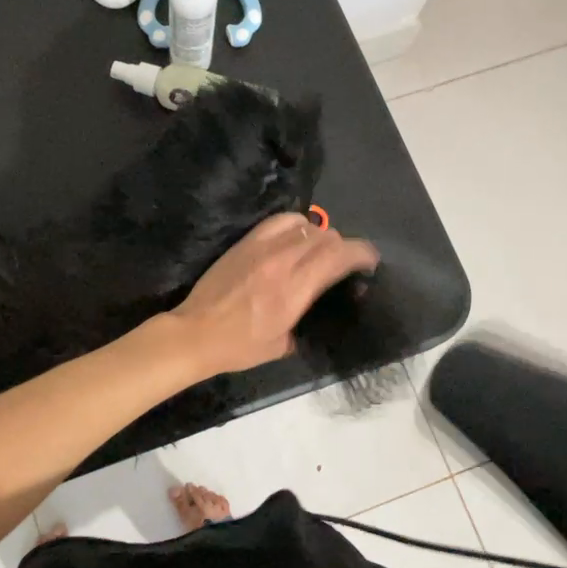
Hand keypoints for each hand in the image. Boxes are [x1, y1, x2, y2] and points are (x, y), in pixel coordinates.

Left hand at [168, 212, 379, 376]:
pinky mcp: (245, 242)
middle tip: (343, 264)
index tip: (370, 262)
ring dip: (320, 236)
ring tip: (318, 251)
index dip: (363, 254)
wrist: (195, 334)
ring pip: (306, 225)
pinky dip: (296, 224)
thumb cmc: (239, 347)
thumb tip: (321, 308)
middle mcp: (282, 262)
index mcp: (295, 290)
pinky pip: (279, 221)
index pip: (339, 256)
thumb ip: (307, 320)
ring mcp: (262, 248)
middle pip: (327, 237)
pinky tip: (296, 237)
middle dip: (344, 248)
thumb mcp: (283, 344)